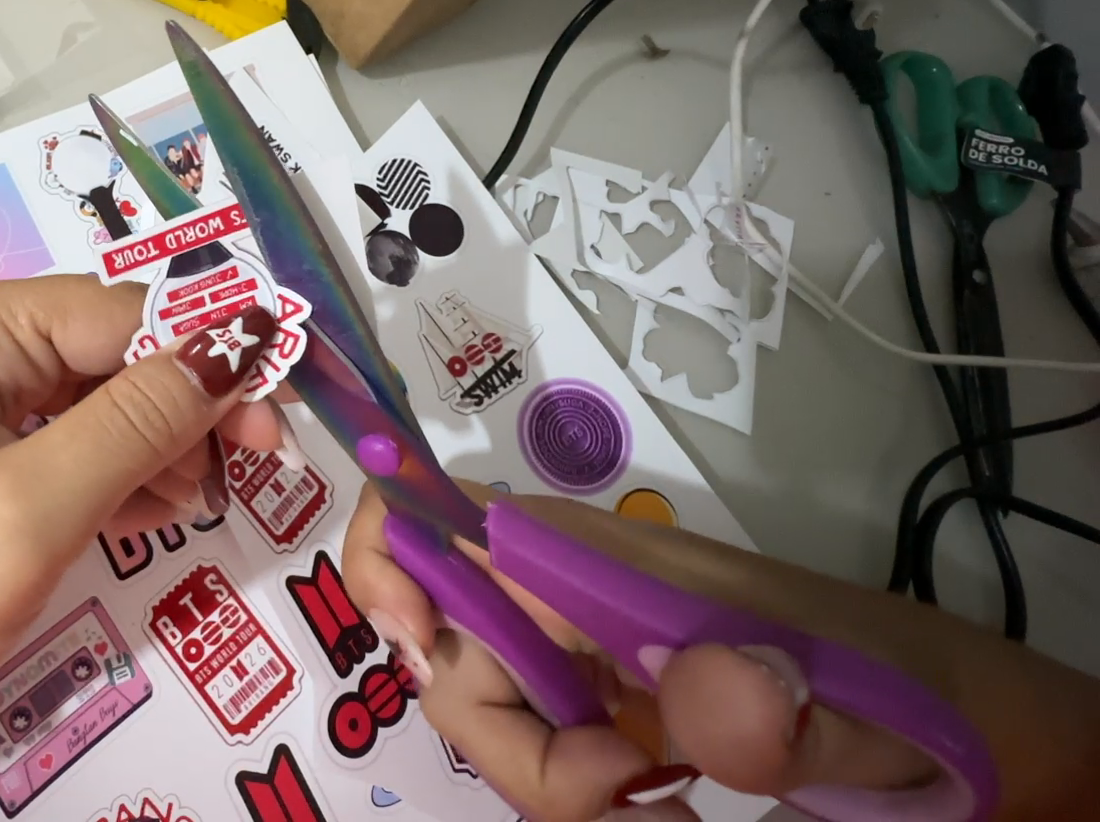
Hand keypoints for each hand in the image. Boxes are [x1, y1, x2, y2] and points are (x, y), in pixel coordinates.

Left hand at [0, 275, 284, 767]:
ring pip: (103, 398)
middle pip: (116, 351)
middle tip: (257, 461)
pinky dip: (121, 470)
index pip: (124, 315)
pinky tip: (155, 508)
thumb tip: (240, 339)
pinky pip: (73, 442)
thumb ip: (137, 422)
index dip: (209, 355)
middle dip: (187, 402)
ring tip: (195, 498)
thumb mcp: (26, 509)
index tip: (277, 416)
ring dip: (161, 439)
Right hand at [341, 480, 1099, 820]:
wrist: (926, 707)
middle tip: (614, 795)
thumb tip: (684, 715)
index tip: (417, 646)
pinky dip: (558, 780)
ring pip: (472, 697)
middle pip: (434, 639)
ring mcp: (549, 634)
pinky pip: (516, 729)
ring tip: (647, 806)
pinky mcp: (569, 683)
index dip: (378, 560)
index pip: (418, 511)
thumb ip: (768, 706)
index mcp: (561, 548)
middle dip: (501, 739)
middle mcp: (532, 579)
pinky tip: (635, 798)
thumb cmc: (871, 671)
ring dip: (537, 773)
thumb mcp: (841, 694)